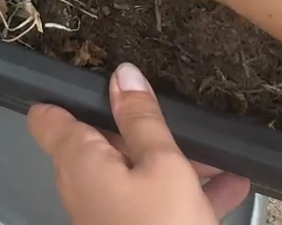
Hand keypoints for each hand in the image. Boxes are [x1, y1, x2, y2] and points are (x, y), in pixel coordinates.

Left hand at [29, 63, 250, 223]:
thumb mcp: (164, 167)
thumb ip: (141, 118)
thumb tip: (121, 73)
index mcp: (77, 159)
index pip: (48, 117)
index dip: (68, 94)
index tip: (96, 77)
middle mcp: (83, 186)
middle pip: (100, 141)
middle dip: (137, 126)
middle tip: (176, 112)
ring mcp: (108, 218)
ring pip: (135, 173)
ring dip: (172, 159)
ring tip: (216, 148)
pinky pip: (158, 205)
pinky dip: (188, 193)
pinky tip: (234, 185)